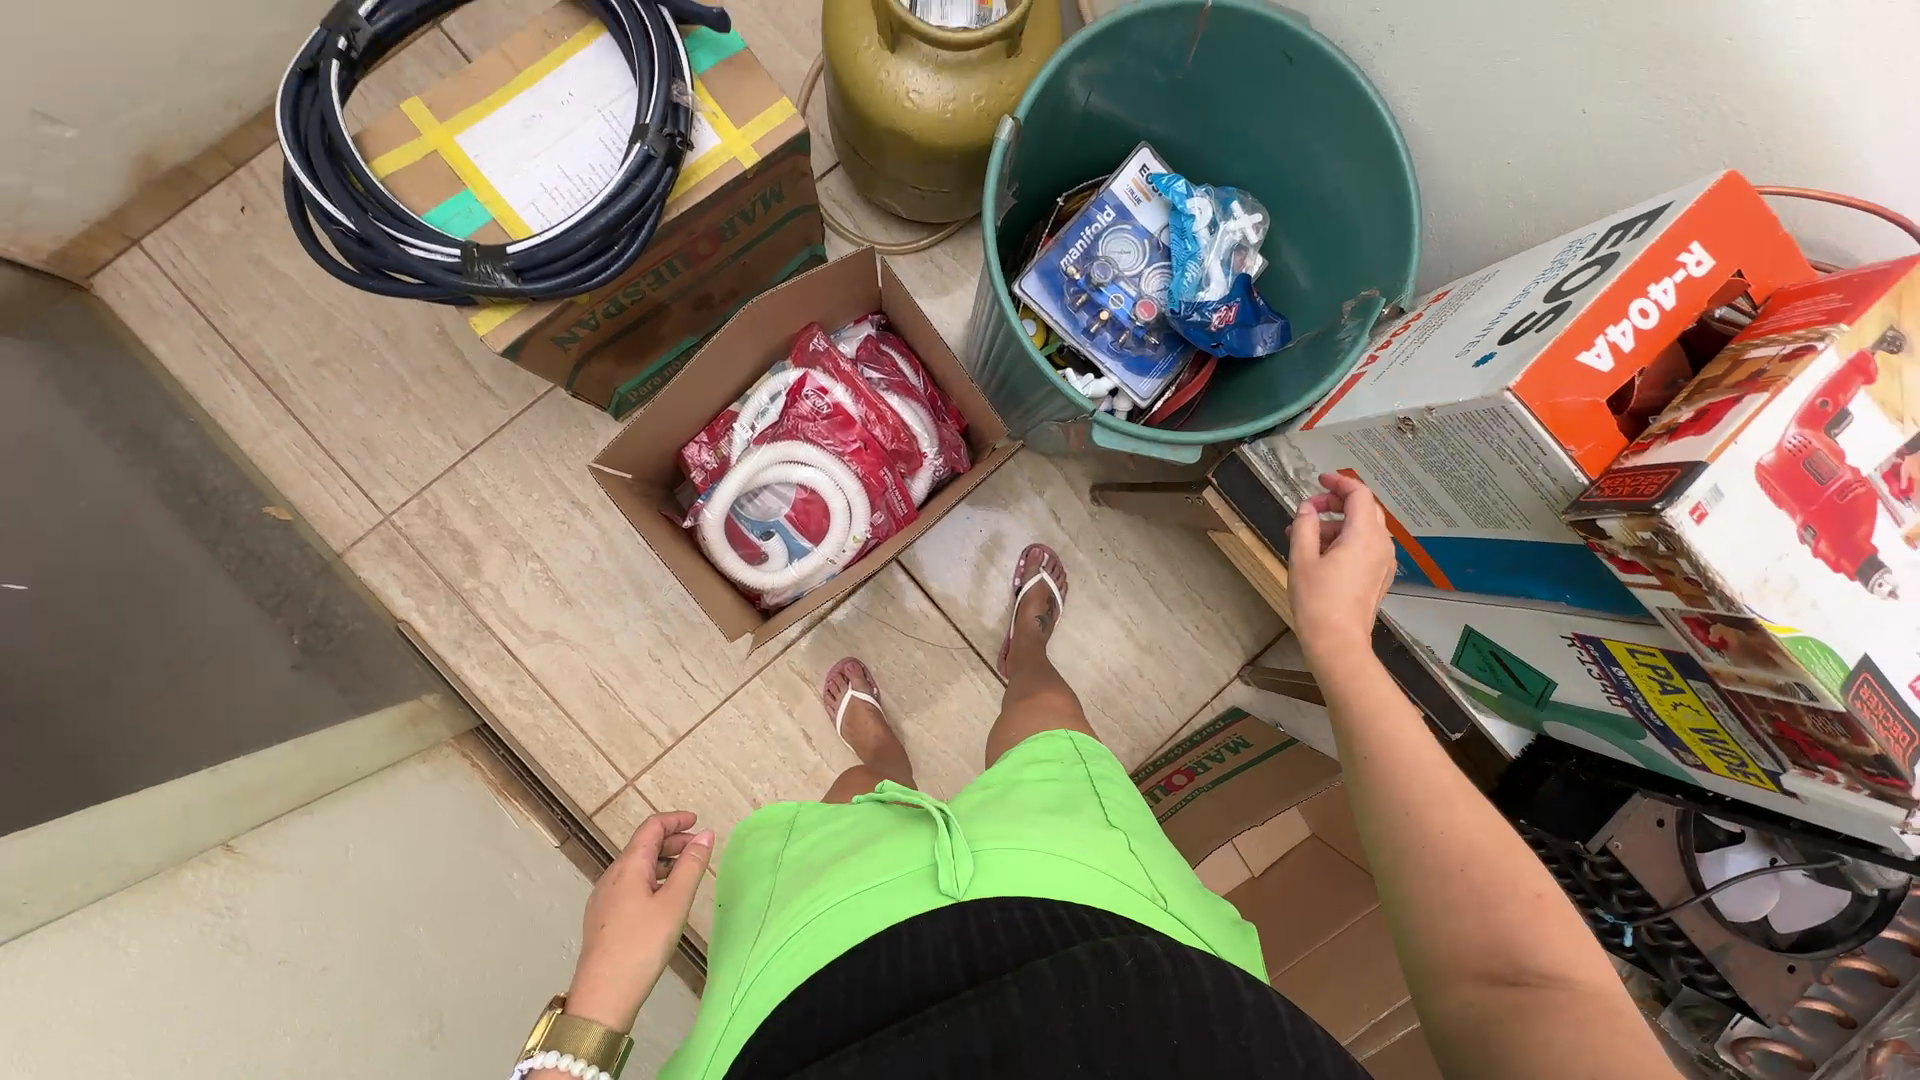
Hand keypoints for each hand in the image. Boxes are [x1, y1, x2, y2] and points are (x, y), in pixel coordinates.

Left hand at [564, 811, 713, 1033]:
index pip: (651, 828)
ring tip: (687, 874)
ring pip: (637, 867)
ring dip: (663, 862)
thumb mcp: (675, 903)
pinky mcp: (603, 919)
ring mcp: (604, 899)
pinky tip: (664, 900)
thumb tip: (705, 835)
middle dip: (673, 841)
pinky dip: (652, 880)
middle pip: (643, 846)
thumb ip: (691, 865)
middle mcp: (612, 876)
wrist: (602, 998)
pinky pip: (630, 885)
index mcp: (628, 866)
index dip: (675, 820)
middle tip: (699, 850)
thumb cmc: (642, 945)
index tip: (697, 821)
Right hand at [1288, 473, 1394, 662]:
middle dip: (1336, 504)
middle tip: (1308, 510)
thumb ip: (1305, 526)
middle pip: (1365, 509)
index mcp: (1364, 535)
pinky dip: (1346, 541)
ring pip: (1364, 529)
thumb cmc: (1316, 600)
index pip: (1358, 495)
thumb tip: (1306, 509)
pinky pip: (1367, 547)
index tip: (1318, 480)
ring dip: (1337, 525)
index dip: (1338, 483)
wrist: (1337, 641)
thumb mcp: (1301, 559)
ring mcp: (1384, 562)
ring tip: (1306, 536)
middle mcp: (1381, 544)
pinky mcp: (1380, 576)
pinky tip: (1322, 554)